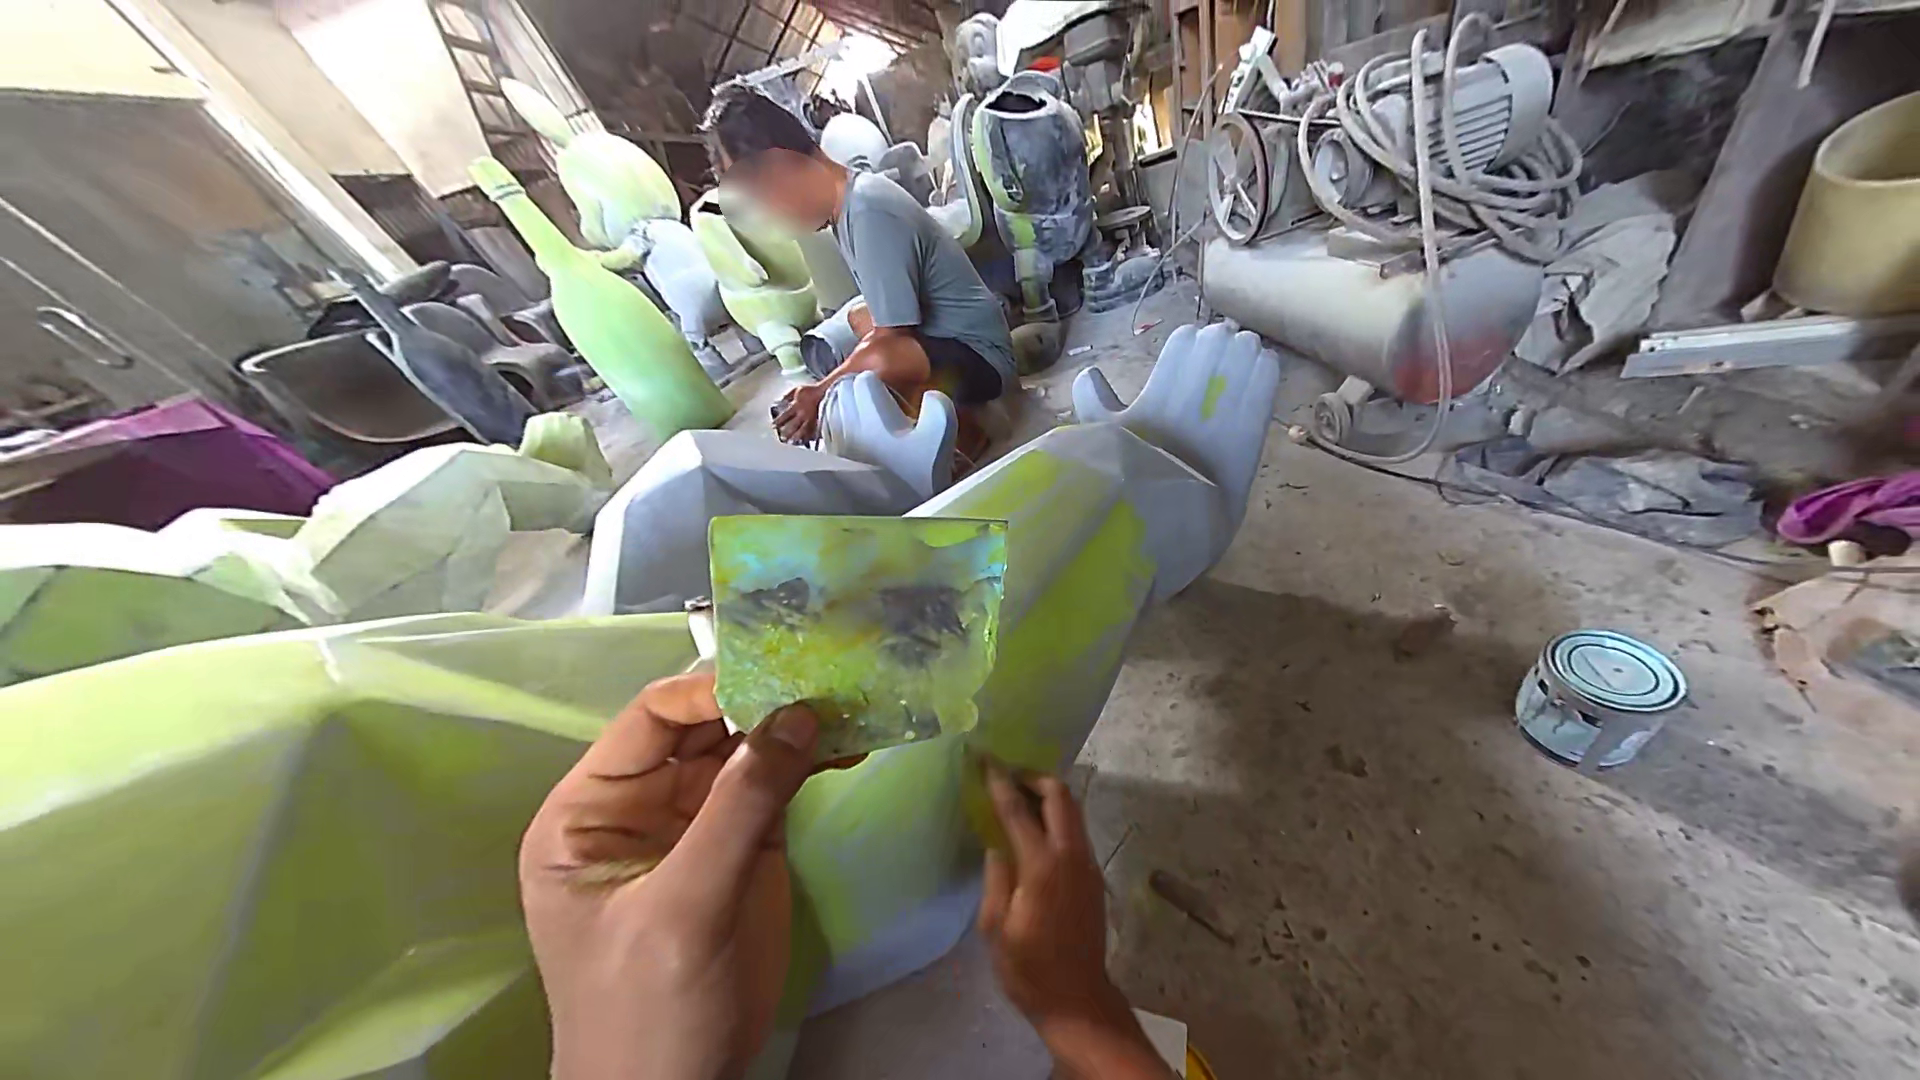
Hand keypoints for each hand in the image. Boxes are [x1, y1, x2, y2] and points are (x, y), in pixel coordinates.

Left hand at [519, 673, 818, 1079]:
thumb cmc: (649, 1011)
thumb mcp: (685, 908)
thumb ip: (739, 807)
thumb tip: (799, 714)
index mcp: (596, 805)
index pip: (654, 716)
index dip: (713, 690)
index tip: (782, 678)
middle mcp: (647, 796)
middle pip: (709, 722)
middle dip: (766, 700)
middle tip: (831, 681)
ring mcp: (700, 814)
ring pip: (751, 744)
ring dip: (798, 725)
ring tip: (852, 706)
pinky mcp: (745, 834)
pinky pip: (779, 778)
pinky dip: (814, 758)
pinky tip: (852, 745)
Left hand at [774, 381, 826, 442]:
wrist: (826, 392)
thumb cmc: (812, 391)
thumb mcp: (797, 390)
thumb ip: (787, 396)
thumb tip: (780, 401)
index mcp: (796, 406)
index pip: (785, 416)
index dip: (778, 422)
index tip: (774, 426)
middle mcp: (803, 414)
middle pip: (793, 426)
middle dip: (786, 433)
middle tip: (782, 438)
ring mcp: (811, 420)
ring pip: (802, 431)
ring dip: (796, 437)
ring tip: (792, 442)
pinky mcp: (818, 422)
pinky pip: (812, 432)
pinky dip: (808, 437)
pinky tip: (806, 440)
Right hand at [978, 767, 1172, 1077]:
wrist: (1079, 1001)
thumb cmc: (1028, 968)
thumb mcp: (995, 926)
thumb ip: (996, 876)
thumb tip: (997, 842)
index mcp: (1041, 866)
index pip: (1018, 809)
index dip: (1000, 780)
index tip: (986, 758)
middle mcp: (1070, 854)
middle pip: (1059, 794)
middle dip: (1032, 775)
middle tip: (1006, 774)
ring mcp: (1087, 862)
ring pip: (1072, 807)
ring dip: (1046, 792)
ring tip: (1019, 794)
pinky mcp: (1093, 873)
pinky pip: (1075, 826)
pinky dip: (1055, 812)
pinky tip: (1035, 824)